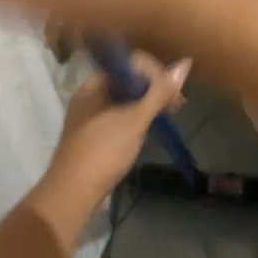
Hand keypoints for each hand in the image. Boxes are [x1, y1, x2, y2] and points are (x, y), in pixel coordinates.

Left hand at [47, 53, 191, 194]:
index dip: (155, 73)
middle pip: (128, 80)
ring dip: (148, 105)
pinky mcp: (94, 136)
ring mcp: (91, 117)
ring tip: (168, 117)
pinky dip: (138, 119)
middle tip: (176, 107)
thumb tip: (185, 63)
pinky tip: (150, 130)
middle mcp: (90, 96)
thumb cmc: (103, 151)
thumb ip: (159, 92)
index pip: (130, 63)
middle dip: (154, 89)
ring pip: (125, 100)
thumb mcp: (135, 119)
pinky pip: (120, 117)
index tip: (174, 93)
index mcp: (94, 84)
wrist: (72, 194)